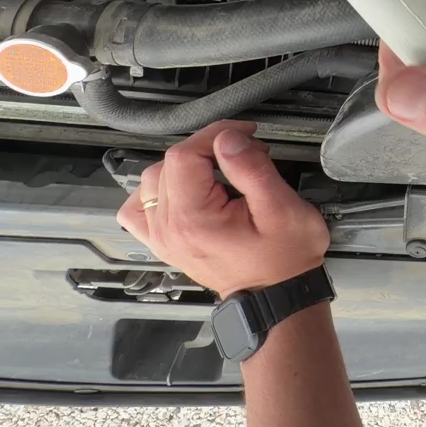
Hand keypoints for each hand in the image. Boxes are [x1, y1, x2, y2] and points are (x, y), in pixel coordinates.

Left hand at [117, 121, 328, 296]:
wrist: (276, 293)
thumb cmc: (285, 254)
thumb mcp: (281, 207)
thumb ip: (252, 169)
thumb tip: (229, 139)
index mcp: (193, 220)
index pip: (183, 156)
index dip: (214, 134)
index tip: (246, 133)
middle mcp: (167, 230)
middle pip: (166, 164)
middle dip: (207, 146)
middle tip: (245, 151)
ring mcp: (160, 238)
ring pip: (150, 181)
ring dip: (185, 165)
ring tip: (221, 167)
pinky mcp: (164, 242)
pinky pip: (140, 208)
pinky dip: (159, 189)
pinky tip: (187, 188)